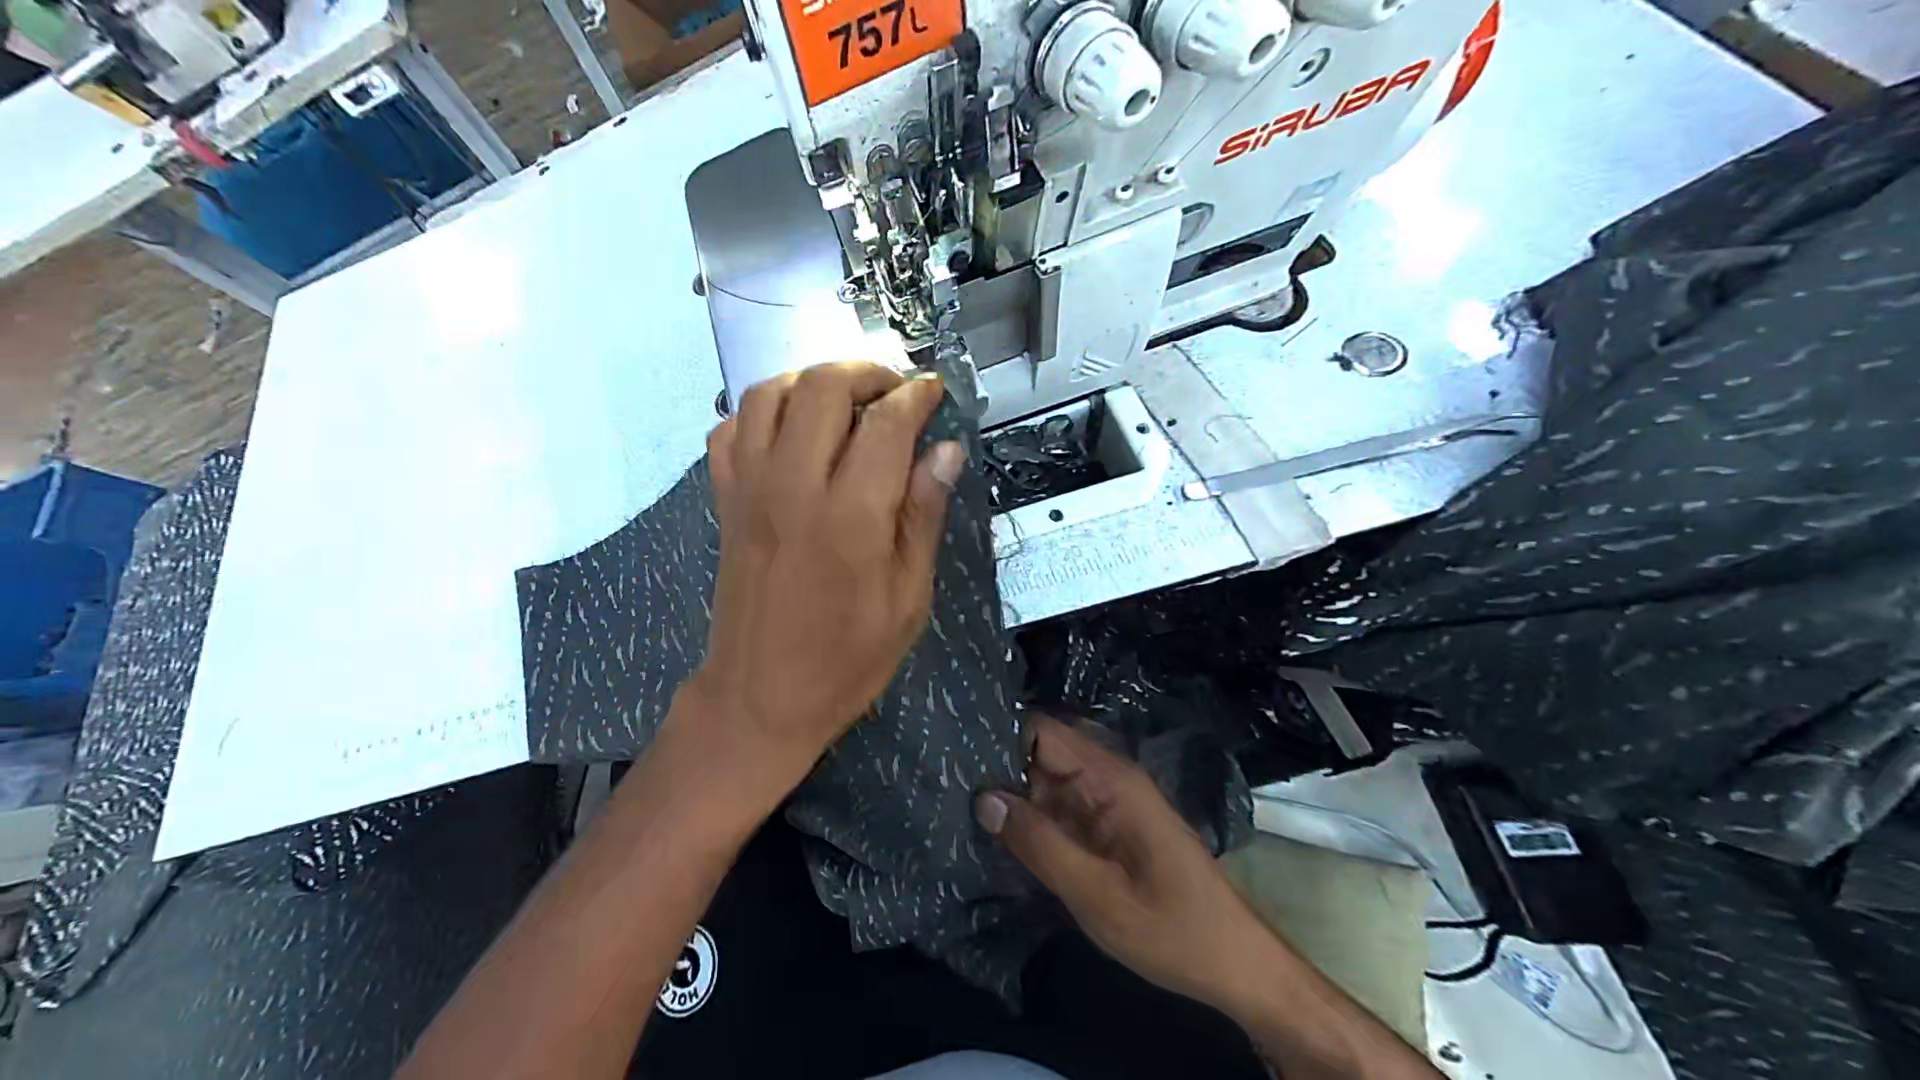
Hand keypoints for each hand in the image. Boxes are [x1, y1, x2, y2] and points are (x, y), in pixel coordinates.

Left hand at [683, 361, 964, 791]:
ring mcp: (749, 488)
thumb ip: (924, 516)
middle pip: (824, 388)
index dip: (916, 397)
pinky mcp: (724, 500)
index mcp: (850, 515)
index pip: (886, 423)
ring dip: (814, 381)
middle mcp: (793, 486)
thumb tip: (945, 451)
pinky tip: (792, 430)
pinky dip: (763, 411)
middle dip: (867, 374)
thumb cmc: (847, 658)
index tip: (934, 393)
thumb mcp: (908, 598)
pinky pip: (732, 428)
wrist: (760, 697)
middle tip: (896, 392)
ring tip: (847, 401)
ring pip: (771, 392)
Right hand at [974, 716, 1280, 1011]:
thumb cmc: (1172, 928)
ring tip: (953, 803)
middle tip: (941, 782)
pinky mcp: (1106, 829)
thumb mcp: (1097, 895)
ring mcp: (1106, 804)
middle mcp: (1107, 780)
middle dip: (996, 768)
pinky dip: (1028, 819)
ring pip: (1045, 784)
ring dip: (1008, 795)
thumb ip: (1039, 844)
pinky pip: (1058, 811)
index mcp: (1110, 779)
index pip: (1043, 732)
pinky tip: (991, 831)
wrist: (1235, 965)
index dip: (999, 737)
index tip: (954, 752)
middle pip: (1039, 755)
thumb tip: (983, 797)